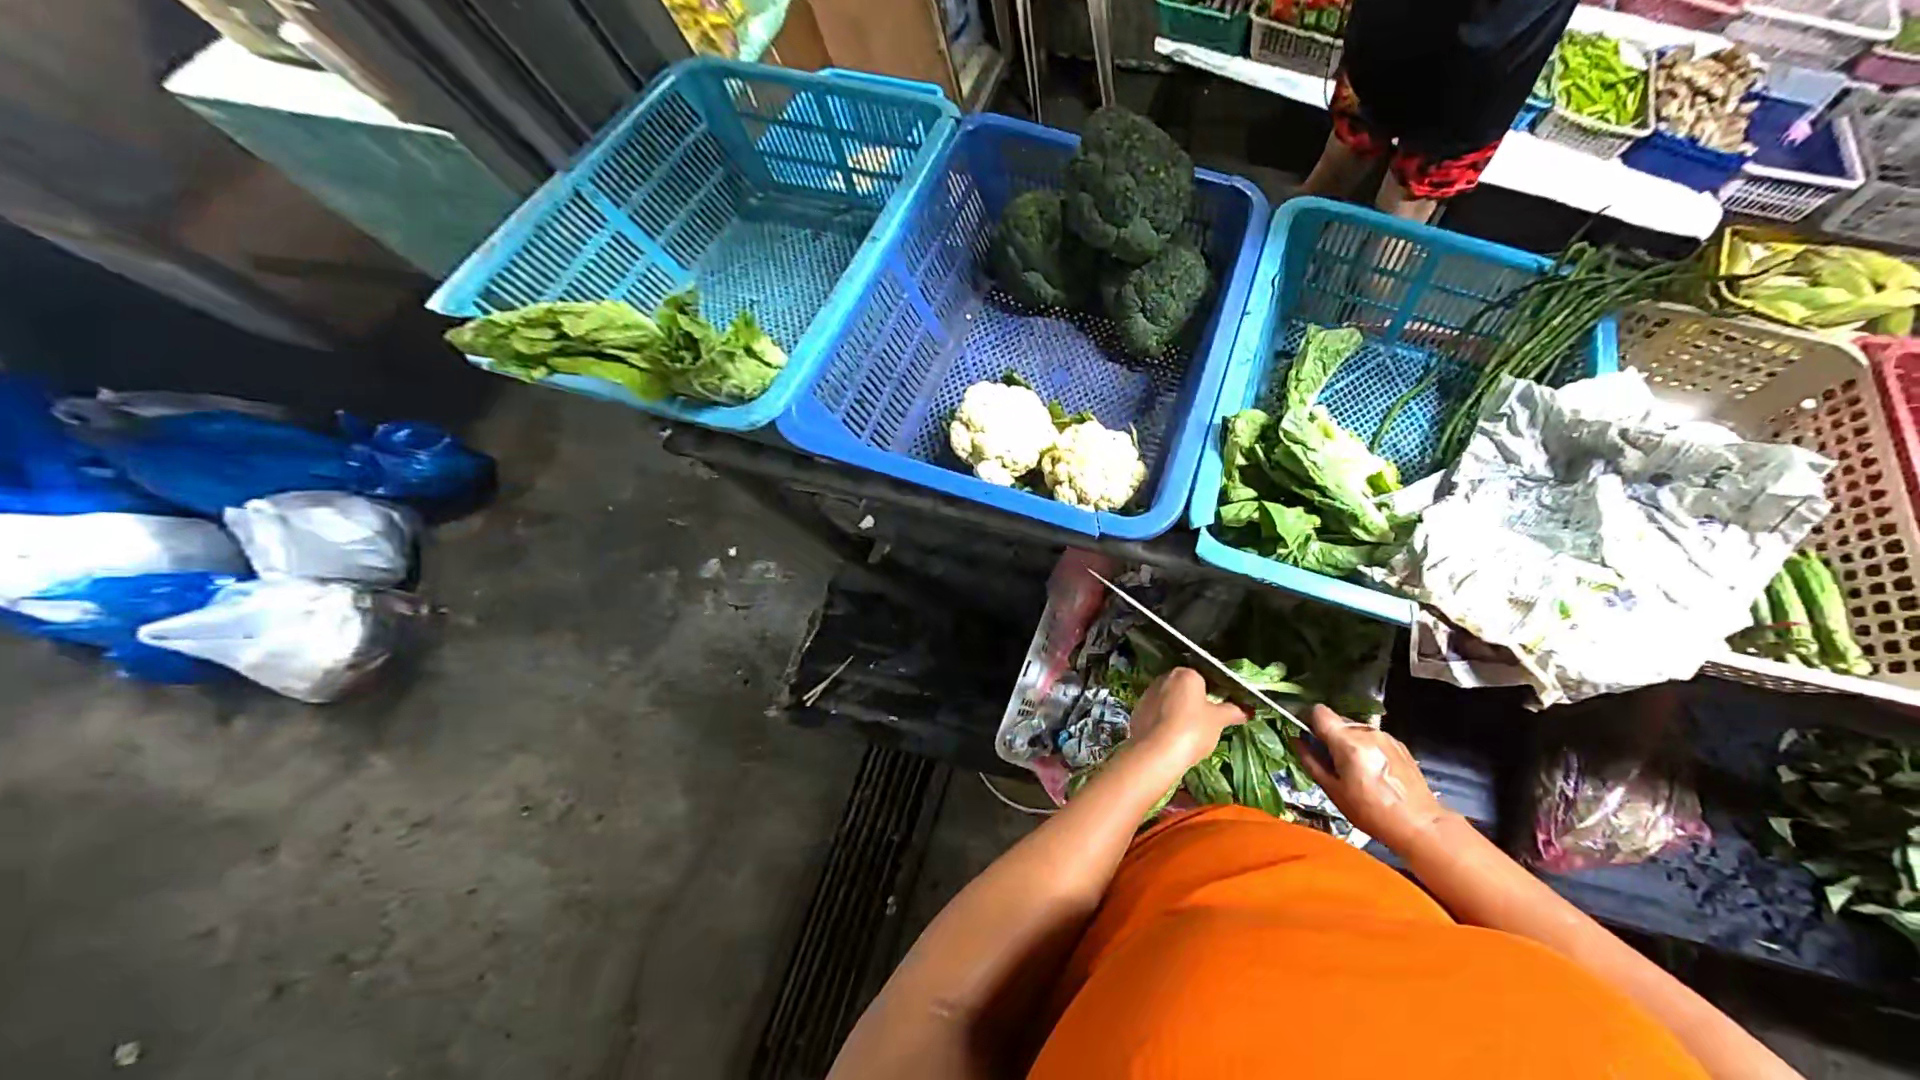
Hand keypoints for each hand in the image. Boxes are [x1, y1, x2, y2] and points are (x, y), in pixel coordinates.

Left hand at [1129, 668, 1246, 770]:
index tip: (1217, 710)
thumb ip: (1232, 711)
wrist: (1156, 752)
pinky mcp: (1137, 711)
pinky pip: (1155, 713)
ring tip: (1187, 733)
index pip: (1202, 678)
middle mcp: (1163, 678)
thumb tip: (1246, 710)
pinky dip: (1164, 722)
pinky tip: (1171, 737)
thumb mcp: (1218, 720)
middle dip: (1193, 702)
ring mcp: (1147, 694)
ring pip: (1168, 700)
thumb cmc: (1192, 729)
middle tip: (1204, 722)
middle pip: (1183, 688)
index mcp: (1185, 674)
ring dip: (1177, 712)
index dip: (1212, 694)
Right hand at [1292, 704, 1451, 852]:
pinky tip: (1373, 772)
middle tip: (1331, 762)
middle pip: (1338, 721)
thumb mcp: (1332, 789)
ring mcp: (1386, 737)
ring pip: (1355, 730)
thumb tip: (1296, 740)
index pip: (1319, 712)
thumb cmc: (1371, 811)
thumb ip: (1310, 760)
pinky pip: (1372, 739)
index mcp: (1347, 741)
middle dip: (1329, 736)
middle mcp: (1366, 732)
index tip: (1307, 737)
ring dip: (1348, 742)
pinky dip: (1366, 748)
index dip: (1309, 720)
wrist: (1421, 825)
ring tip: (1354, 770)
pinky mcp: (1400, 745)